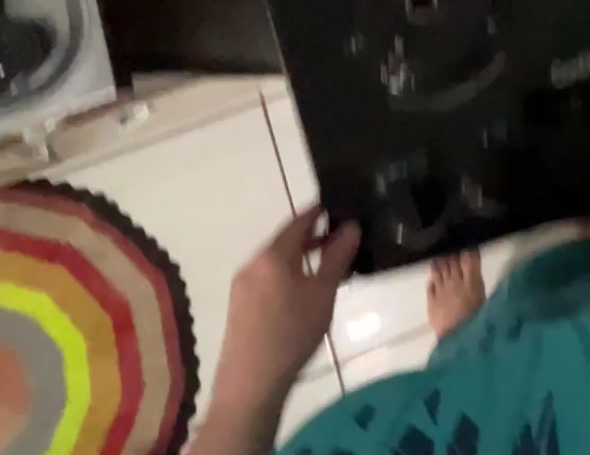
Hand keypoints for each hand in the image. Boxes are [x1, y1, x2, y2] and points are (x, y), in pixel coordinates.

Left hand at [208, 205, 359, 410]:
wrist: (250, 386)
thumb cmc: (292, 333)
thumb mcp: (323, 293)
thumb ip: (337, 256)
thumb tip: (351, 226)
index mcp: (272, 255)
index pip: (299, 220)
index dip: (319, 210)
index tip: (339, 204)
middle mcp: (253, 264)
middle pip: (286, 240)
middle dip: (313, 236)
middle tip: (341, 236)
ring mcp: (242, 286)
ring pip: (276, 261)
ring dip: (301, 257)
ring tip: (327, 264)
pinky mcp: (239, 307)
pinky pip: (267, 277)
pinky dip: (288, 273)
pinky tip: (303, 290)